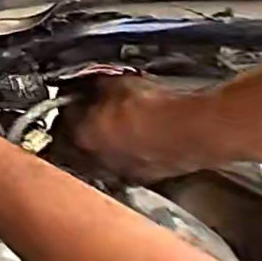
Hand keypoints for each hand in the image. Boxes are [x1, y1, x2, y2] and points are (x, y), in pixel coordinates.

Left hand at [71, 77, 235, 181]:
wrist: (198, 129)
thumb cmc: (153, 107)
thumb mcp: (112, 83)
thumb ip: (92, 86)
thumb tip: (88, 83)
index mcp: (84, 138)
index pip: (64, 121)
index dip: (69, 108)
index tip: (73, 100)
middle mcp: (102, 161)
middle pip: (82, 143)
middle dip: (84, 128)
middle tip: (90, 113)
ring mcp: (130, 172)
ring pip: (107, 156)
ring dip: (107, 142)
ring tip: (117, 125)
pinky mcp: (155, 177)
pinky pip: (132, 163)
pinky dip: (131, 151)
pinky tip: (140, 138)